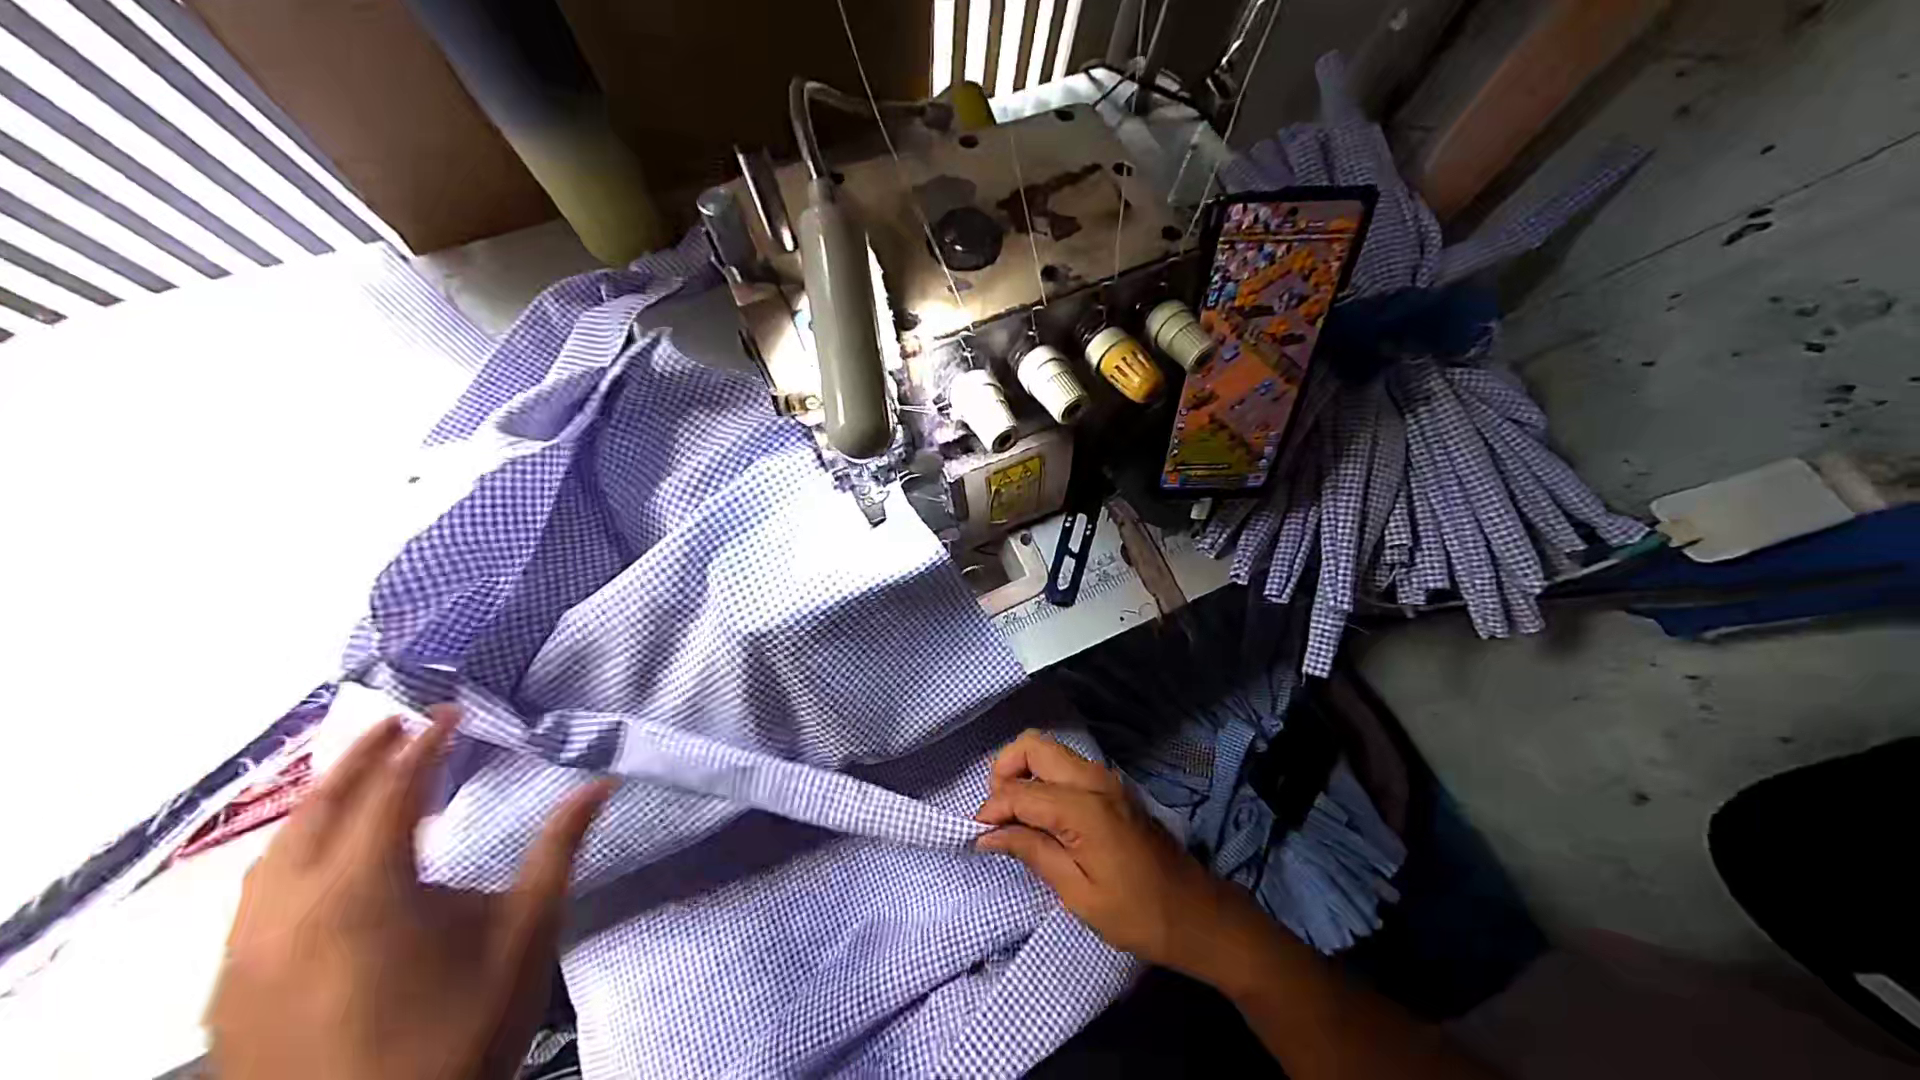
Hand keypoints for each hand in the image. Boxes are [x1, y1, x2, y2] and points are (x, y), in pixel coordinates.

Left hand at [207, 706, 613, 1079]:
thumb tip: (601, 784)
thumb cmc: (463, 1029)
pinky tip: (318, 861)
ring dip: (318, 804)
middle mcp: (287, 913)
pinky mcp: (230, 995)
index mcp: (362, 891)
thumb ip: (558, 850)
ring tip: (359, 777)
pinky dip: (289, 855)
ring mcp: (246, 958)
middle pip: (318, 810)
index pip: (392, 792)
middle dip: (361, 758)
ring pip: (271, 855)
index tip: (451, 711)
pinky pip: (252, 901)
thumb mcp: (526, 933)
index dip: (425, 744)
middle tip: (399, 724)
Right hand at [973, 730, 1254, 976]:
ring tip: (1015, 816)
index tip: (978, 833)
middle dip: (1005, 771)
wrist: (1198, 913)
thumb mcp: (1078, 893)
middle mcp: (1095, 780)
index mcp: (1085, 808)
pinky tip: (1041, 816)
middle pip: (1033, 745)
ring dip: (1024, 771)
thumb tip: (988, 834)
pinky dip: (1044, 778)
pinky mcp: (1113, 786)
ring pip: (1050, 750)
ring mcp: (1107, 779)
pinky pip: (1067, 765)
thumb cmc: (1138, 914)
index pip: (1021, 791)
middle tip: (997, 812)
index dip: (992, 809)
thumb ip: (1032, 852)